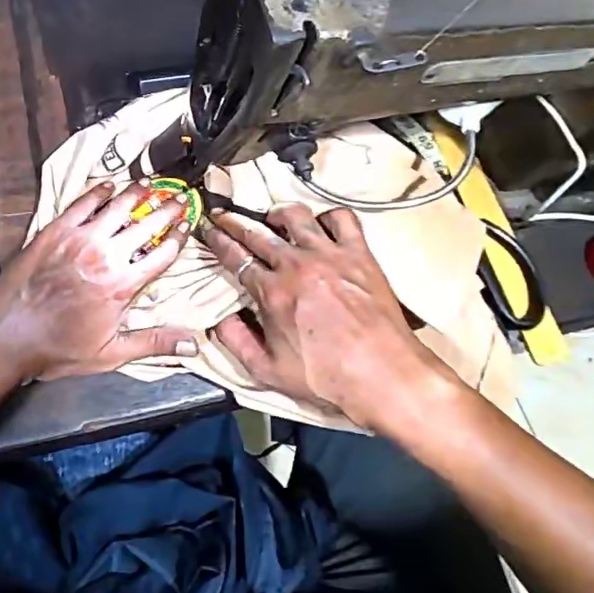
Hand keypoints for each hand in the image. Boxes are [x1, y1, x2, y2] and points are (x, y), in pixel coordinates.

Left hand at [0, 183, 198, 381]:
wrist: (7, 335)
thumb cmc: (59, 349)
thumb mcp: (111, 353)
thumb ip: (153, 343)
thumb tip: (194, 344)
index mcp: (123, 284)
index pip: (163, 254)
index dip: (179, 237)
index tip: (188, 223)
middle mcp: (106, 255)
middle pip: (146, 225)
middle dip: (167, 209)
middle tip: (179, 197)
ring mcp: (80, 239)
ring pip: (116, 207)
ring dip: (136, 194)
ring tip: (149, 184)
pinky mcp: (55, 230)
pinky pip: (82, 203)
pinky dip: (98, 192)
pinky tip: (108, 185)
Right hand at [204, 205, 466, 428]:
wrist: (384, 375)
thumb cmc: (328, 378)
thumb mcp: (267, 371)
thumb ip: (236, 342)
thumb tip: (218, 320)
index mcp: (272, 293)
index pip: (236, 258)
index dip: (218, 241)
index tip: (209, 231)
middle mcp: (297, 266)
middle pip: (257, 233)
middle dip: (234, 222)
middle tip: (223, 215)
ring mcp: (330, 256)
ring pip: (296, 217)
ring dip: (278, 214)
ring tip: (272, 217)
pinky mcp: (359, 254)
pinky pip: (342, 219)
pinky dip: (328, 216)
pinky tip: (321, 224)